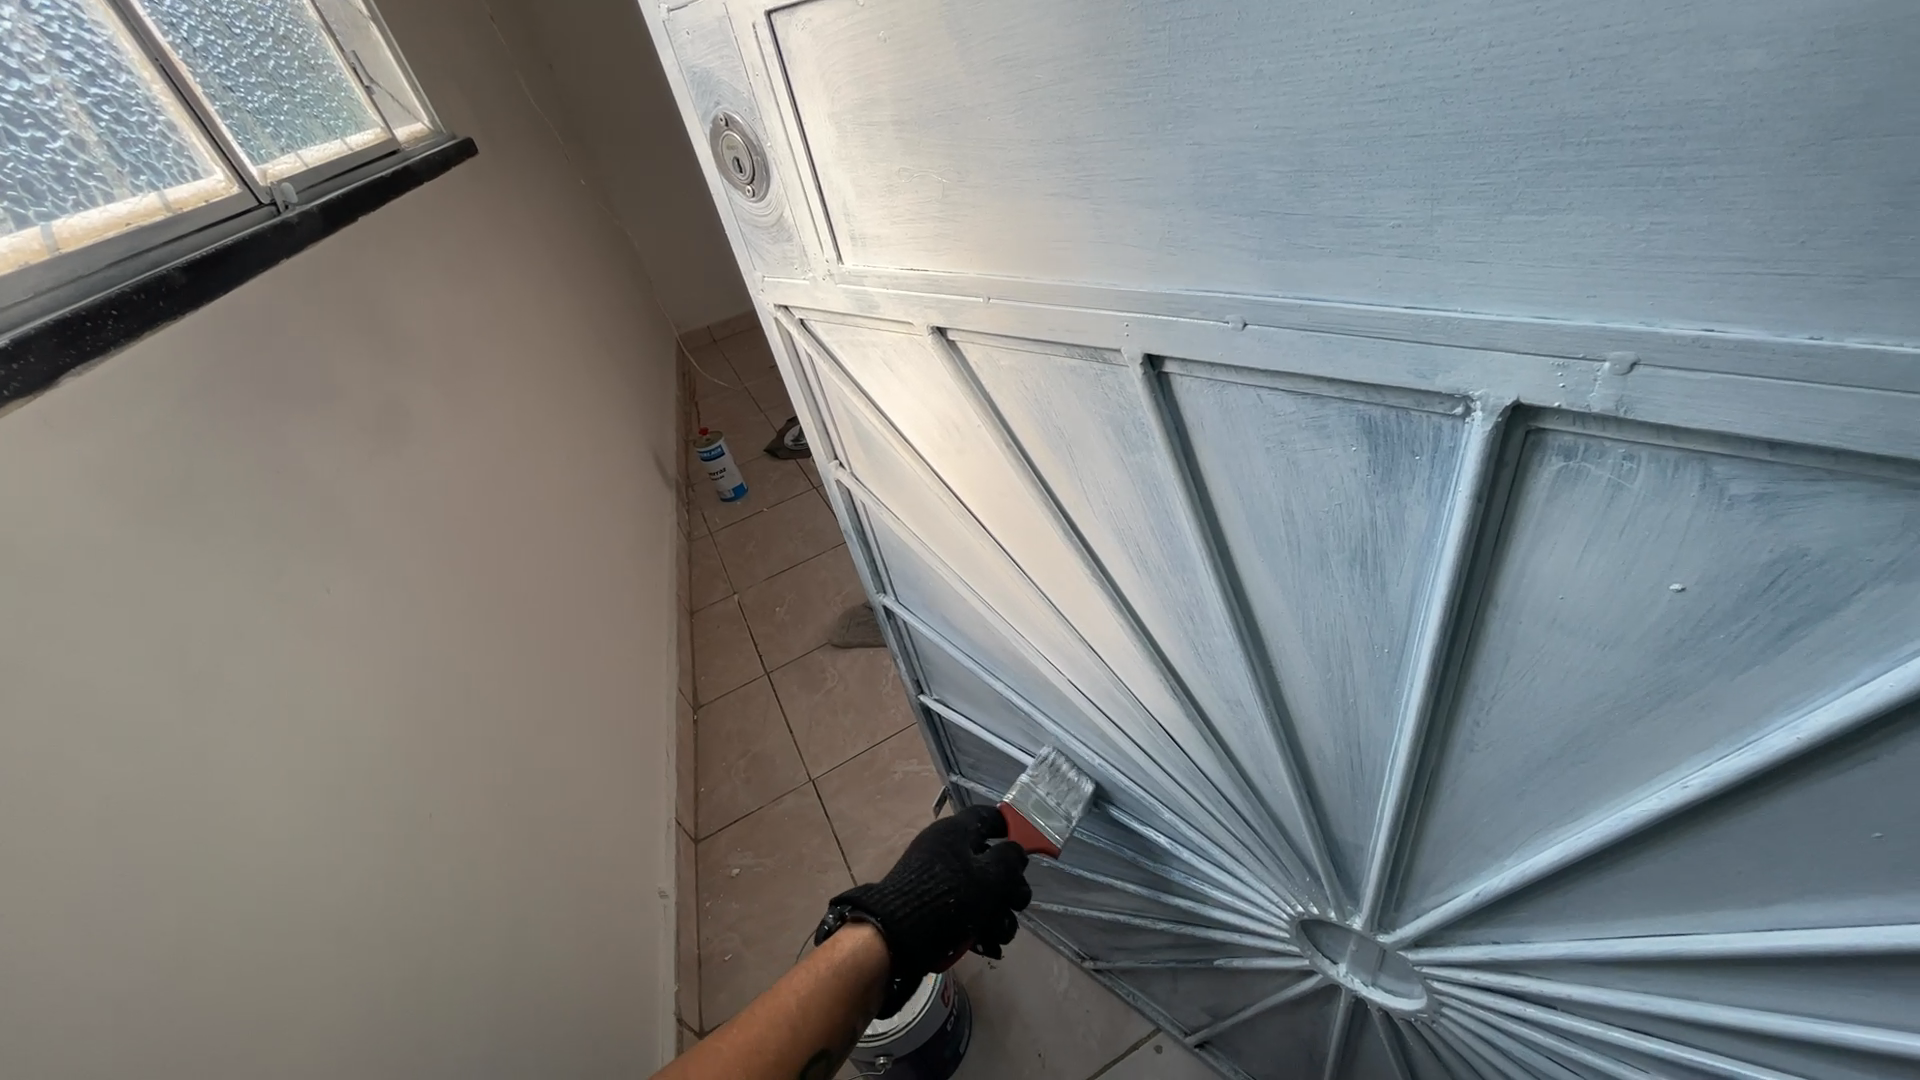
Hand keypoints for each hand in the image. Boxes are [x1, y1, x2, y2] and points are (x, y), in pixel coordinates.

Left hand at [830, 806, 1032, 996]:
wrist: (897, 938)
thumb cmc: (946, 898)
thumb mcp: (987, 877)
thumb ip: (1009, 860)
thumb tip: (1016, 851)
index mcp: (956, 832)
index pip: (988, 817)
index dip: (1010, 828)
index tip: (1028, 846)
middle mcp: (948, 851)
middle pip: (990, 860)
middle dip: (1010, 886)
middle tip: (1017, 905)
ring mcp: (940, 881)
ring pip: (982, 891)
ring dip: (999, 913)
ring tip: (1000, 934)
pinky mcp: (935, 909)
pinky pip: (966, 911)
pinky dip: (980, 926)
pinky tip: (988, 944)